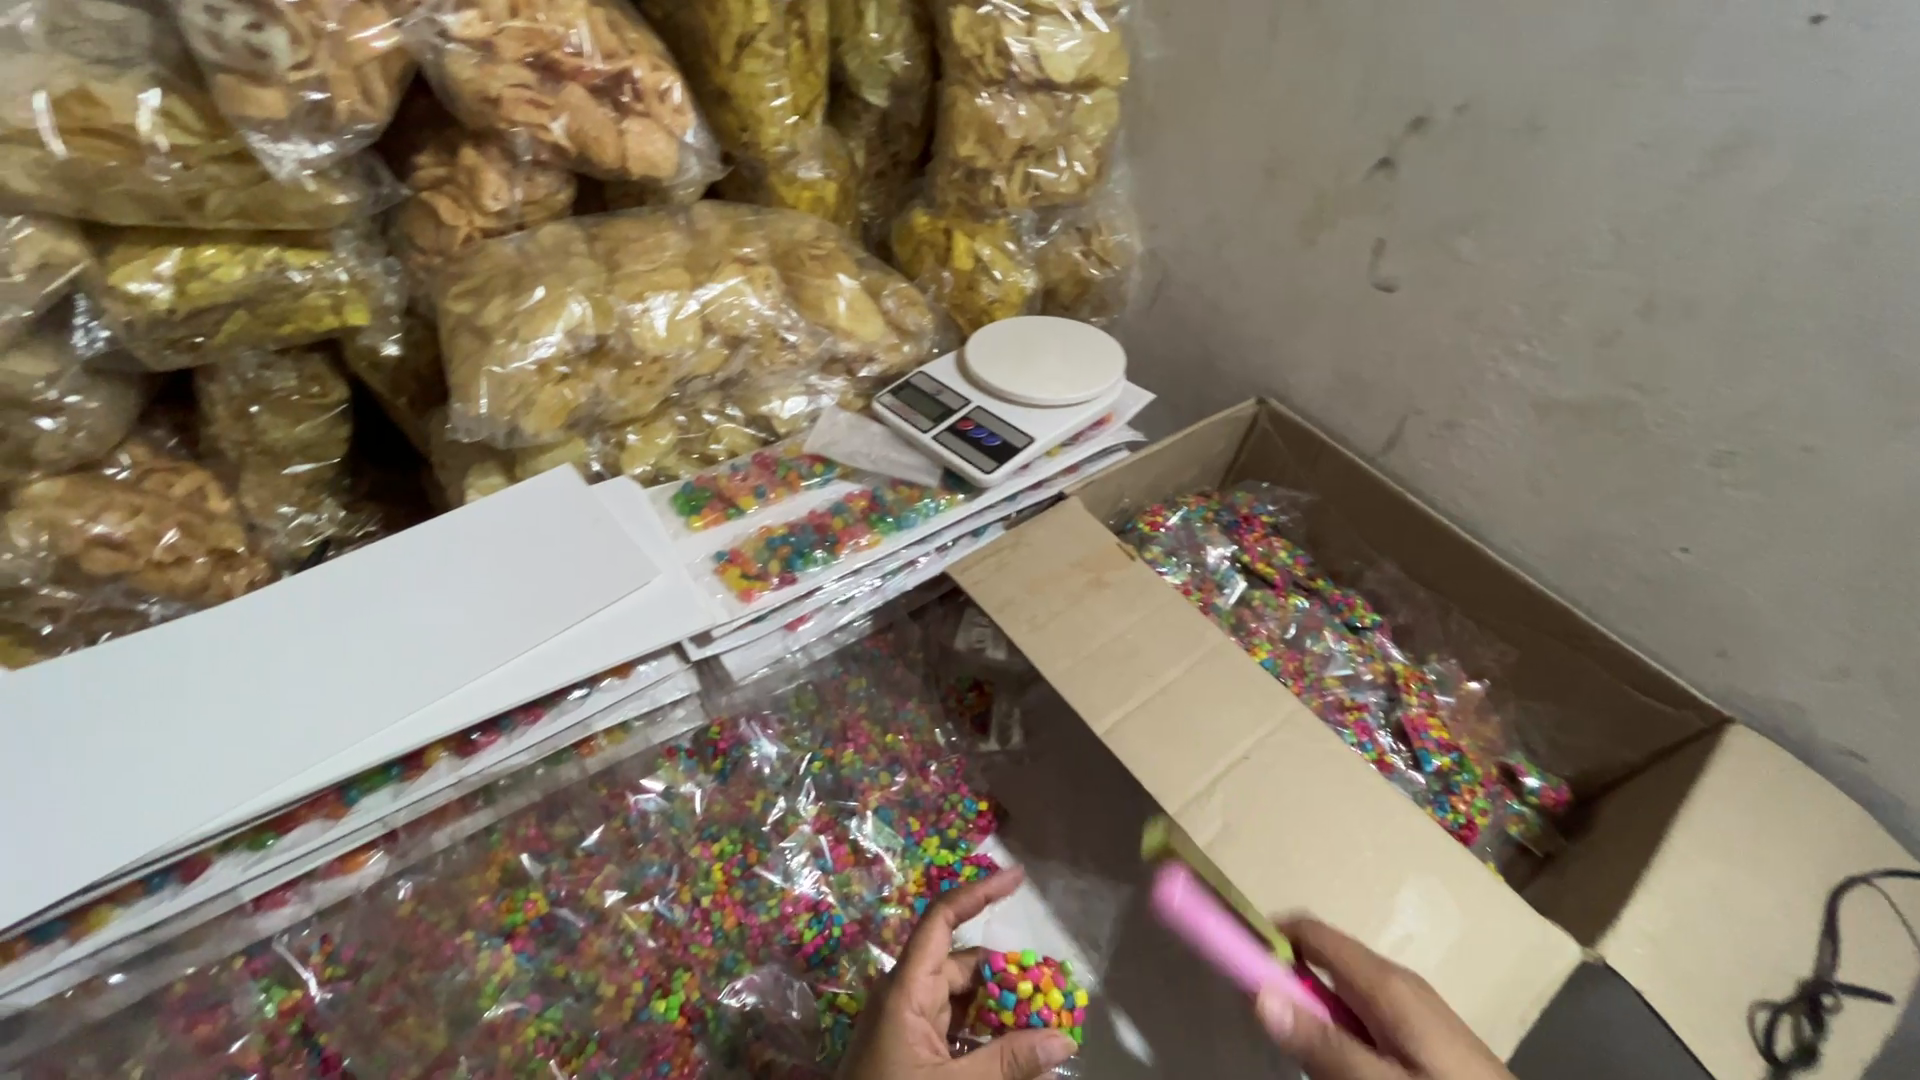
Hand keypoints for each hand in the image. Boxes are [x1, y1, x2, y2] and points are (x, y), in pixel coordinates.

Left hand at [839, 866, 1081, 1079]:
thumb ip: (1008, 1062)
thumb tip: (1064, 1039)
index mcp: (906, 988)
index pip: (942, 919)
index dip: (979, 892)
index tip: (1018, 877)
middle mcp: (907, 996)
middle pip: (964, 966)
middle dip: (1009, 976)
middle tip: (1054, 990)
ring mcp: (908, 1026)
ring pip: (965, 1002)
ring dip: (1003, 1012)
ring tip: (1046, 1026)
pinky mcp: (913, 1053)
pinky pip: (957, 1032)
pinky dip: (987, 1039)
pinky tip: (1020, 1058)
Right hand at [1255, 917, 1514, 1079]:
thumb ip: (1324, 1045)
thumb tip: (1257, 995)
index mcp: (1384, 981)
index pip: (1309, 930)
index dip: (1267, 936)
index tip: (1235, 962)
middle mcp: (1396, 980)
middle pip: (1322, 961)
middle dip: (1291, 989)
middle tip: (1277, 1032)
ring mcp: (1412, 1004)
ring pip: (1341, 993)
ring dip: (1318, 1018)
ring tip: (1319, 1064)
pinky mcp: (1423, 1029)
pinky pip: (1363, 1015)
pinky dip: (1344, 1034)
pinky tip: (1353, 1070)